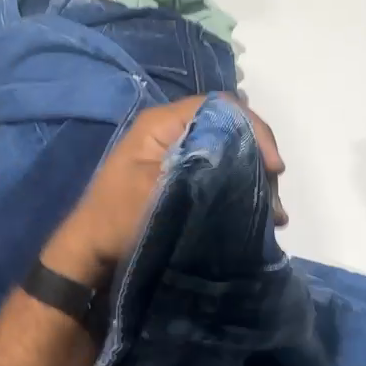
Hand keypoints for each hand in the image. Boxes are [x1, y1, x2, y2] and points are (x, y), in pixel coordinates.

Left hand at [42, 95, 286, 284]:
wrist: (90, 257)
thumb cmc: (118, 221)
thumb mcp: (159, 192)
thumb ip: (204, 169)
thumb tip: (251, 163)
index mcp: (162, 124)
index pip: (222, 108)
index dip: (255, 131)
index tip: (274, 167)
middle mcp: (172, 133)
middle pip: (230, 130)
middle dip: (259, 159)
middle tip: (274, 196)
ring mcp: (177, 157)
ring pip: (229, 155)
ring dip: (254, 181)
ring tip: (272, 215)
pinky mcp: (182, 181)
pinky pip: (220, 175)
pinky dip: (241, 192)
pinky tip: (258, 217)